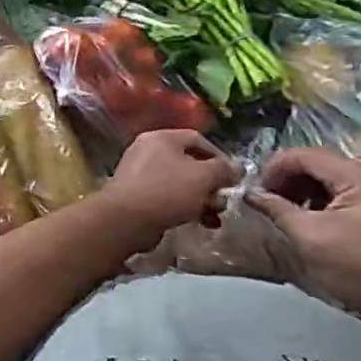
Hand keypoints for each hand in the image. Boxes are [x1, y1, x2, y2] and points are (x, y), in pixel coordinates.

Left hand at [100, 130, 240, 244]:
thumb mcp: (204, 176)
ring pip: (181, 183)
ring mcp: (141, 174)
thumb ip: (223, 169)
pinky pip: (169, 197)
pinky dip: (187, 207)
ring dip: (203, 198)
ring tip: (215, 216)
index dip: (219, 155)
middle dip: (212, 183)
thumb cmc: (167, 190)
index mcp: (161, 138)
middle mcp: (148, 151)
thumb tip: (234, 169)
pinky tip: (202, 223)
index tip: (234, 175)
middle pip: (189, 163)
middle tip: (224, 199)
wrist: (126, 219)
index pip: (197, 139)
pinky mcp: (138, 196)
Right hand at [245, 148, 360, 329]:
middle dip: (295, 184)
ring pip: (347, 184)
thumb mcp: (314, 241)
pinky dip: (341, 208)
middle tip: (276, 209)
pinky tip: (335, 232)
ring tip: (302, 222)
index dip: (275, 169)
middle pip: (328, 167)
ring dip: (317, 197)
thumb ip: (278, 210)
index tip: (258, 194)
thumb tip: (251, 193)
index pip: (306, 155)